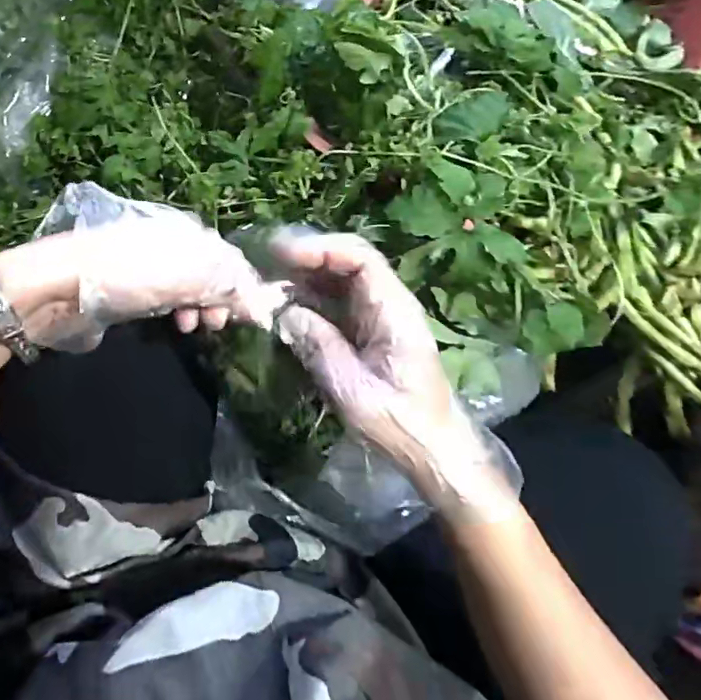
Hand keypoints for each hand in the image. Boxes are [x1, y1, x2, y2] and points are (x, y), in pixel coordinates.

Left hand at [1, 217, 285, 351]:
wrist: (60, 287)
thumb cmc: (128, 275)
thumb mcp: (185, 274)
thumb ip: (227, 285)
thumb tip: (258, 302)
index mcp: (184, 232)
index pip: (226, 255)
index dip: (242, 284)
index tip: (249, 315)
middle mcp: (169, 245)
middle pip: (208, 273)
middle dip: (220, 299)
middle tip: (218, 324)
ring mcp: (147, 268)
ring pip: (187, 290)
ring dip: (199, 309)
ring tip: (192, 327)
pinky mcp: (128, 291)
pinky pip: (165, 301)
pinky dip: (176, 313)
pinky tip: (174, 326)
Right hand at [266, 231, 520, 519]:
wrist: (434, 451)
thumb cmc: (400, 423)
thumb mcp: (353, 390)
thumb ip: (319, 346)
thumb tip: (285, 312)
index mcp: (394, 310)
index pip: (360, 257)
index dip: (320, 248)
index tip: (283, 255)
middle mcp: (388, 303)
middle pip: (348, 260)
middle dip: (307, 256)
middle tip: (266, 262)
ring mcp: (378, 315)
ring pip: (339, 277)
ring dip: (305, 275)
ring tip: (269, 281)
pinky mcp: (368, 329)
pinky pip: (336, 299)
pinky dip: (310, 296)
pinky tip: (286, 304)